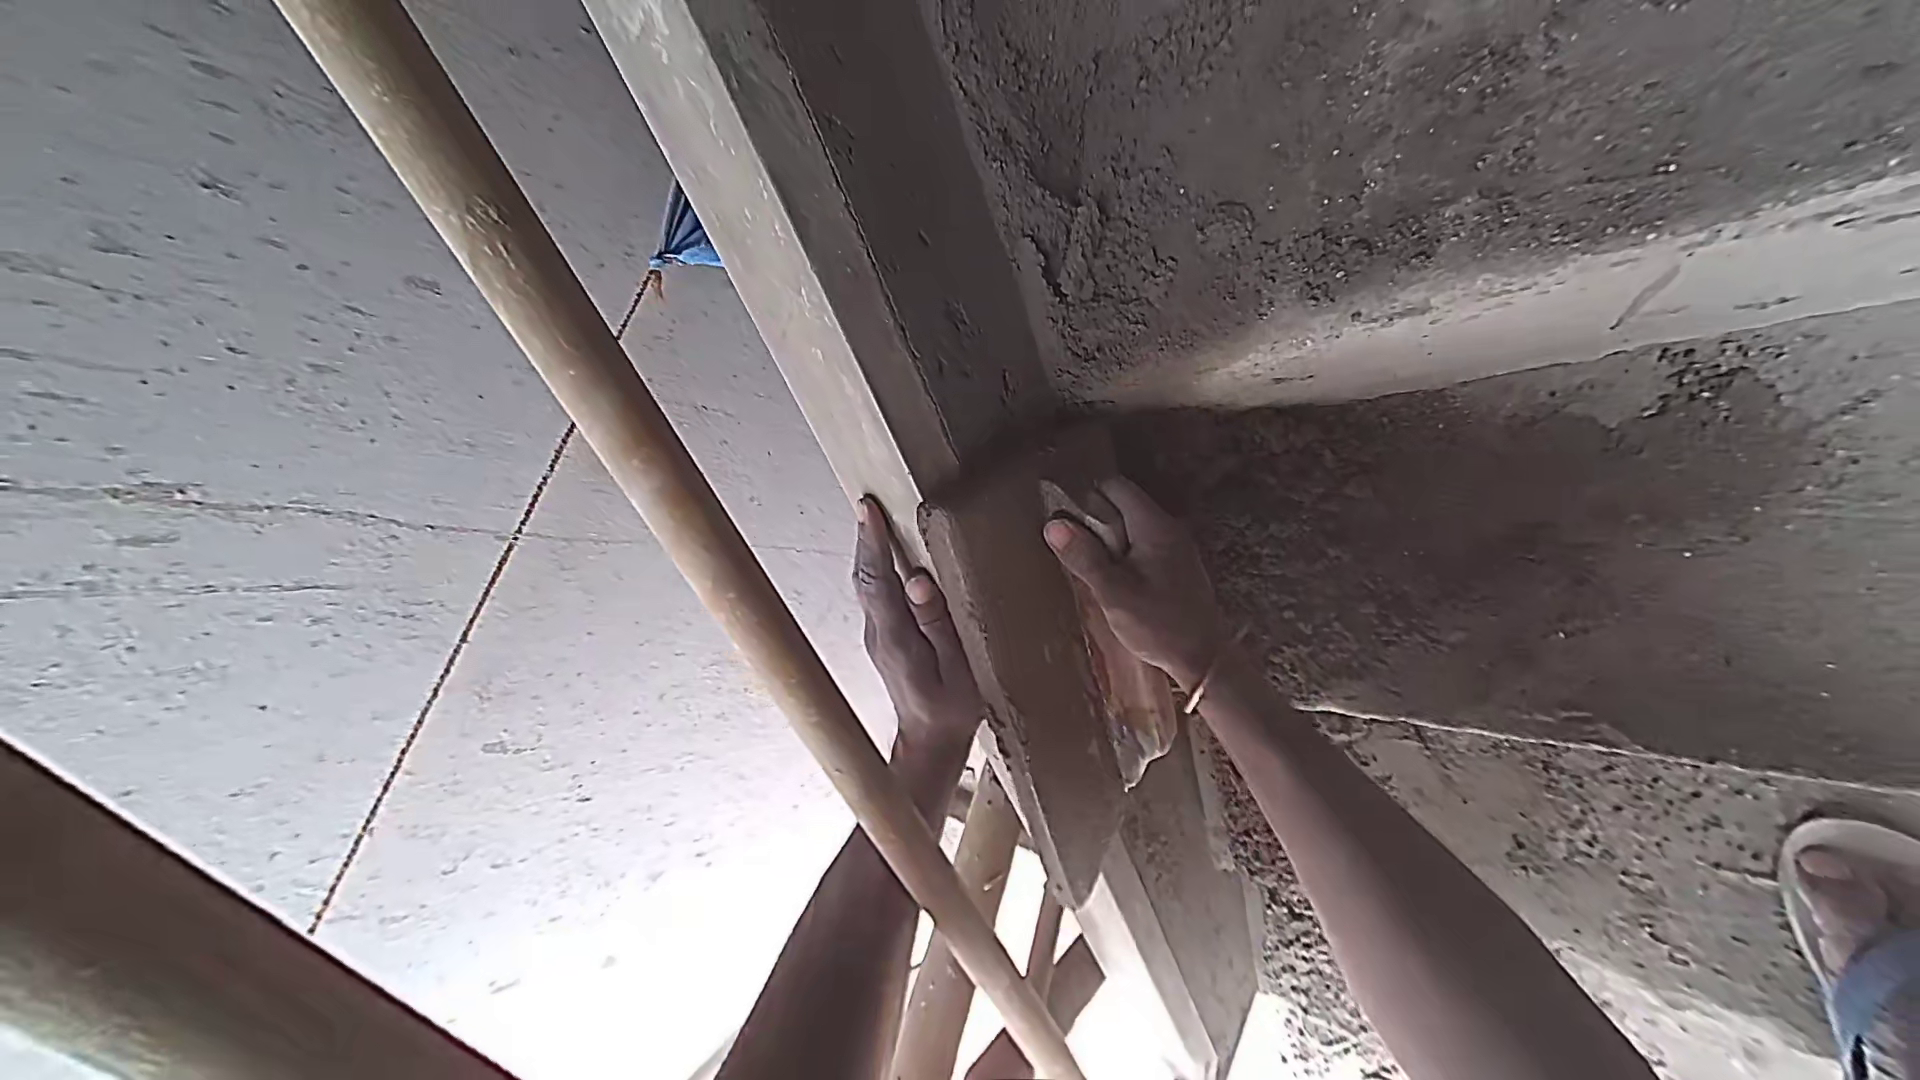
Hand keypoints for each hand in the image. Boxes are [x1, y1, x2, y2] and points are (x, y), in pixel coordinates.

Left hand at [853, 497, 984, 753]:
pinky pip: (875, 593)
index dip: (872, 544)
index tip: (868, 511)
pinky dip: (876, 566)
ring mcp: (876, 635)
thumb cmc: (952, 709)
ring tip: (872, 516)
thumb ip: (938, 625)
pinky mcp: (882, 636)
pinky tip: (886, 551)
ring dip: (868, 549)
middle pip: (864, 578)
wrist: (929, 741)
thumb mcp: (959, 670)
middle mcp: (878, 633)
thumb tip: (919, 581)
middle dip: (865, 538)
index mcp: (897, 639)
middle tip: (867, 502)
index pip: (878, 583)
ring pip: (866, 584)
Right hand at [1042, 476, 1227, 689]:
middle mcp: (1167, 527)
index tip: (1066, 521)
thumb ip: (1084, 557)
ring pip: (1129, 525)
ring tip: (1089, 566)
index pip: (1115, 486)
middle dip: (1094, 520)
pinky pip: (1139, 543)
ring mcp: (1174, 545)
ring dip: (1106, 539)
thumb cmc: (1159, 626)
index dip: (1086, 496)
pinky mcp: (1174, 564)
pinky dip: (1121, 553)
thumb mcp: (1114, 594)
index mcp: (1154, 526)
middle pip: (1121, 503)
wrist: (1204, 659)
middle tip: (1075, 550)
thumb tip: (1053, 525)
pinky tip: (1111, 579)